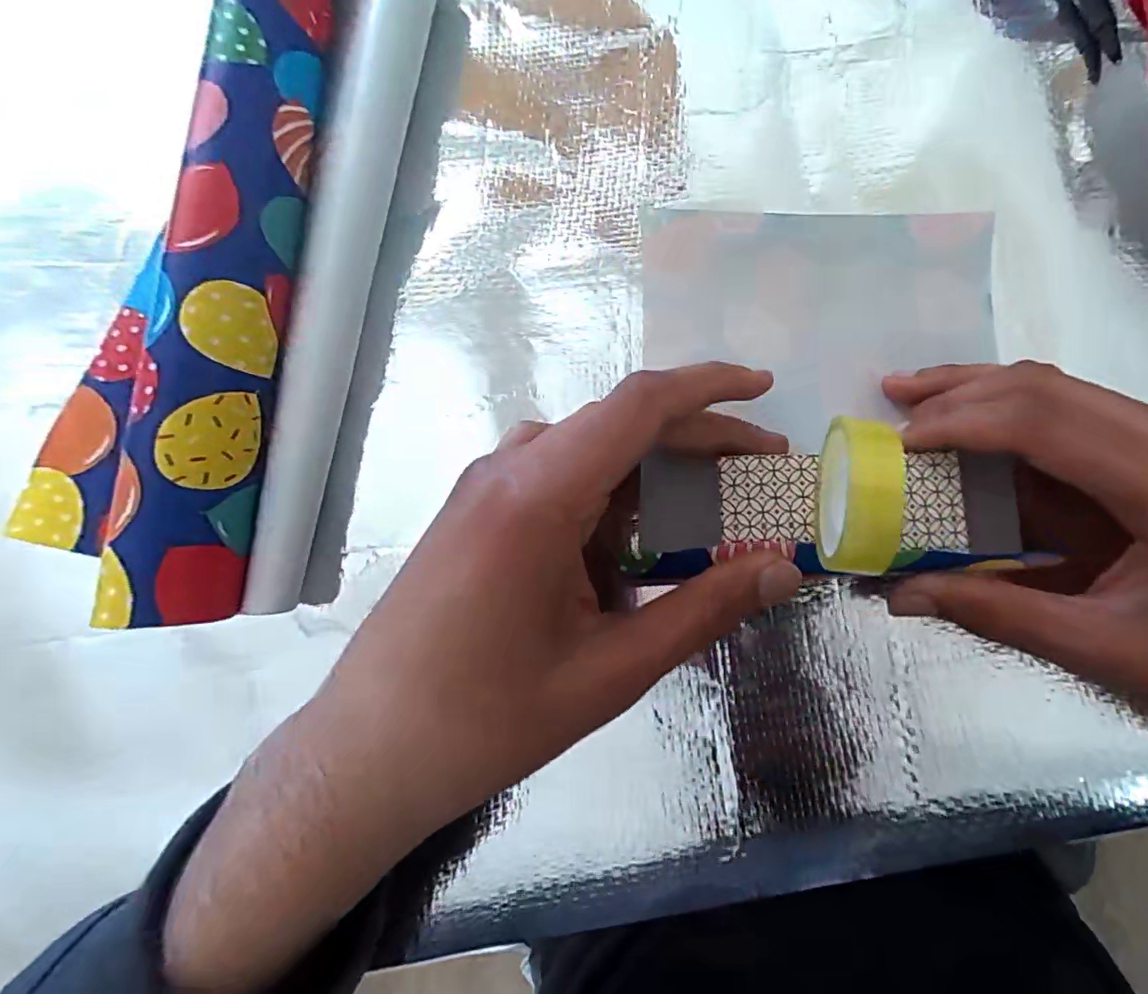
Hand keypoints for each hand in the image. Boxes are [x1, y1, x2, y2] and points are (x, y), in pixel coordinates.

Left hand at [164, 364, 802, 991]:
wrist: (360, 762)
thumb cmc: (485, 722)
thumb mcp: (614, 671)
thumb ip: (707, 609)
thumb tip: (788, 569)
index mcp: (538, 497)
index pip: (640, 405)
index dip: (711, 385)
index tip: (765, 387)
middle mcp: (510, 470)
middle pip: (626, 424)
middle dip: (704, 439)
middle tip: (765, 469)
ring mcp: (489, 488)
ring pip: (599, 452)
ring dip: (663, 472)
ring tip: (715, 508)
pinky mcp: (482, 512)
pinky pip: (568, 481)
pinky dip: (623, 498)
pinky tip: (642, 547)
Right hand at [883, 362, 1147, 923]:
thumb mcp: (1103, 648)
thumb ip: (998, 612)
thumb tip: (902, 595)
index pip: (1043, 421)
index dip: (962, 421)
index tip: (901, 439)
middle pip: (1049, 386)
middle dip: (962, 390)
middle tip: (895, 399)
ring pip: (1063, 388)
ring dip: (987, 391)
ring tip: (920, 397)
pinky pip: (1080, 412)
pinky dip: (1019, 414)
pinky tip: (981, 424)